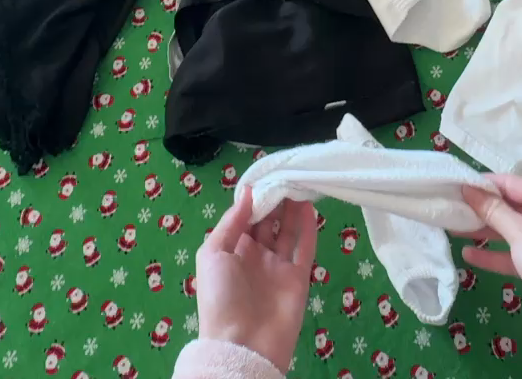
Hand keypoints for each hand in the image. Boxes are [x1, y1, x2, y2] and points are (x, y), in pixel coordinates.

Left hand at [195, 186, 316, 371]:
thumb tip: (248, 191)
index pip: (246, 217)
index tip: (265, 174)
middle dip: (276, 199)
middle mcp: (257, 255)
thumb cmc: (220, 297)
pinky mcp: (298, 278)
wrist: (242, 346)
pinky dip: (309, 228)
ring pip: (288, 231)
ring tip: (299, 183)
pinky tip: (310, 206)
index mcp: (234, 250)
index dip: (255, 197)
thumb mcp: (212, 254)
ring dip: (293, 208)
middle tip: (286, 174)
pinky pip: (305, 248)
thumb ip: (231, 221)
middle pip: (269, 221)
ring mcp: (278, 267)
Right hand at [460, 174, 521, 301]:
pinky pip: (519, 249)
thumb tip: (468, 189)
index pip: (514, 184)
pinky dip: (498, 251)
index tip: (460, 185)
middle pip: (513, 206)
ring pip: (514, 228)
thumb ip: (493, 210)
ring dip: (487, 231)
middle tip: (456, 207)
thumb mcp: (520, 233)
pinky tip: (470, 254)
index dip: (485, 184)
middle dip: (484, 210)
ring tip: (456, 229)